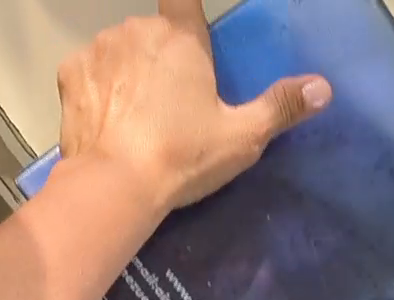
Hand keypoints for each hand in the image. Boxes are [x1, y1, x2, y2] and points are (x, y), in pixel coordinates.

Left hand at [56, 0, 332, 212]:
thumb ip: (280, 108)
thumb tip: (324, 88)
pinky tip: (104, 125)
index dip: (187, 19)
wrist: (117, 185)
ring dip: (125, 77)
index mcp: (181, 36)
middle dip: (158, 64)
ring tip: (132, 124)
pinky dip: (95, 94)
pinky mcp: (69, 75)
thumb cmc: (183, 157)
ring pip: (117, 54)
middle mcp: (138, 28)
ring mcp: (99, 48)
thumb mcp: (241, 138)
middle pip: (152, 37)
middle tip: (165, 113)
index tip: (189, 50)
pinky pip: (86, 75)